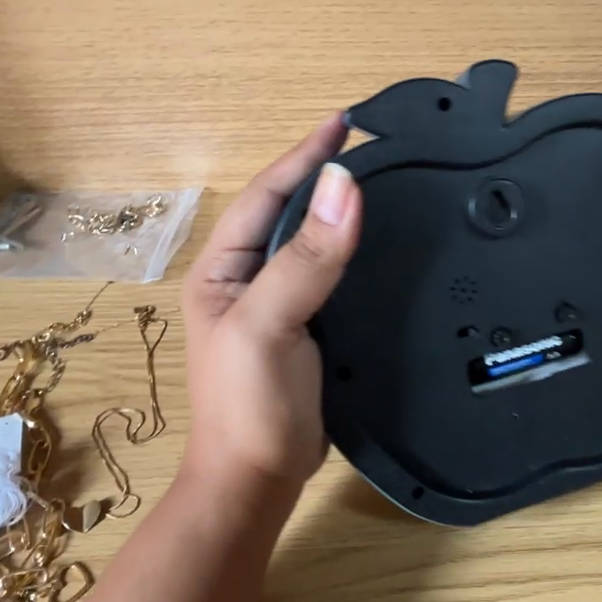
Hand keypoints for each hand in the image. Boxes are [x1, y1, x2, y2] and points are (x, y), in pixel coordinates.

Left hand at [182, 115, 361, 487]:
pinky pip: (329, 273)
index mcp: (222, 267)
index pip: (266, 195)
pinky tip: (376, 242)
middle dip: (323, 175)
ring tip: (378, 181)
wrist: (258, 479)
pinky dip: (351, 250)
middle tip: (371, 145)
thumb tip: (344, 186)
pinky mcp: (305, 327)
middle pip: (287, 211)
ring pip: (310, 241)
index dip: (304, 157)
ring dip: (338, 210)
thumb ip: (306, 257)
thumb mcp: (270, 323)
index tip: (345, 122)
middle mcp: (245, 277)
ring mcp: (275, 303)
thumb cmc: (249, 404)